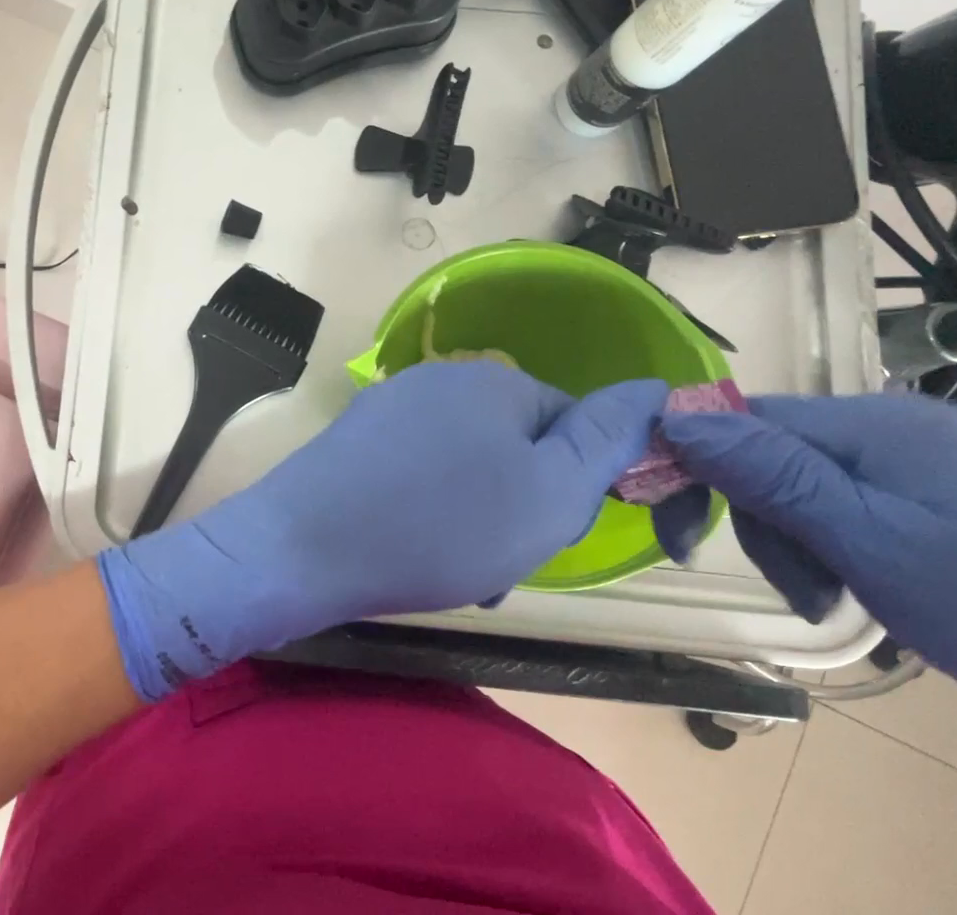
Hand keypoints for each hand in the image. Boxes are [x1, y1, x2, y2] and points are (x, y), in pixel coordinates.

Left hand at [97, 362, 667, 699]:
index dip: (577, 485)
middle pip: (515, 448)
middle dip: (521, 509)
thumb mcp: (550, 494)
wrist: (300, 550)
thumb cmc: (439, 528)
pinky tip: (413, 558)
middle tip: (502, 561)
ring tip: (460, 574)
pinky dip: (428, 518)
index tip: (553, 532)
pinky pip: (416, 479)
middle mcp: (437, 382)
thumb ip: (608, 441)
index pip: (572, 424)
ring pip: (465, 471)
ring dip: (477, 524)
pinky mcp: (350, 445)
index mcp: (493, 382)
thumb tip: (656, 389)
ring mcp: (387, 411)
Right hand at [661, 393, 956, 721]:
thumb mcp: (874, 545)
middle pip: (766, 457)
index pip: (735, 423)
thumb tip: (676, 419)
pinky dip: (837, 544)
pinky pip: (850, 500)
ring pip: (804, 484)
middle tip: (800, 593)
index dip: (690, 471)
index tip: (680, 541)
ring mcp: (920, 455)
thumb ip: (773, 478)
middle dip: (759, 523)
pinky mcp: (943, 487)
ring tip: (838, 602)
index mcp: (868, 426)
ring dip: (798, 543)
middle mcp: (888, 425)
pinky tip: (866, 585)